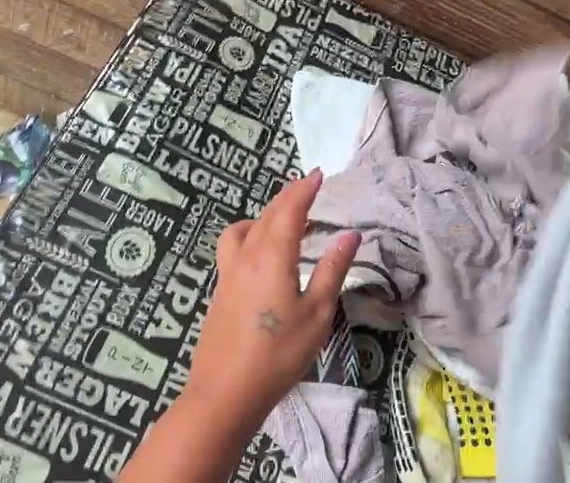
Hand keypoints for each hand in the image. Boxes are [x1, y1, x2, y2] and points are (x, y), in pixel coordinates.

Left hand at [183, 170, 360, 431]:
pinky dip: (249, 234)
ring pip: (244, 229)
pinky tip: (259, 254)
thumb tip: (350, 235)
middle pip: (267, 214)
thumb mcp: (317, 314)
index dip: (304, 189)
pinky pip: (234, 247)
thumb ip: (333, 270)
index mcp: (272, 256)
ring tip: (282, 218)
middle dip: (287, 196)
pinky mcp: (219, 292)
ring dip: (264, 214)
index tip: (318, 173)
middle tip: (306, 186)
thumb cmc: (278, 355)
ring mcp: (228, 274)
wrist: (224, 396)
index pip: (289, 210)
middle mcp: (246, 256)